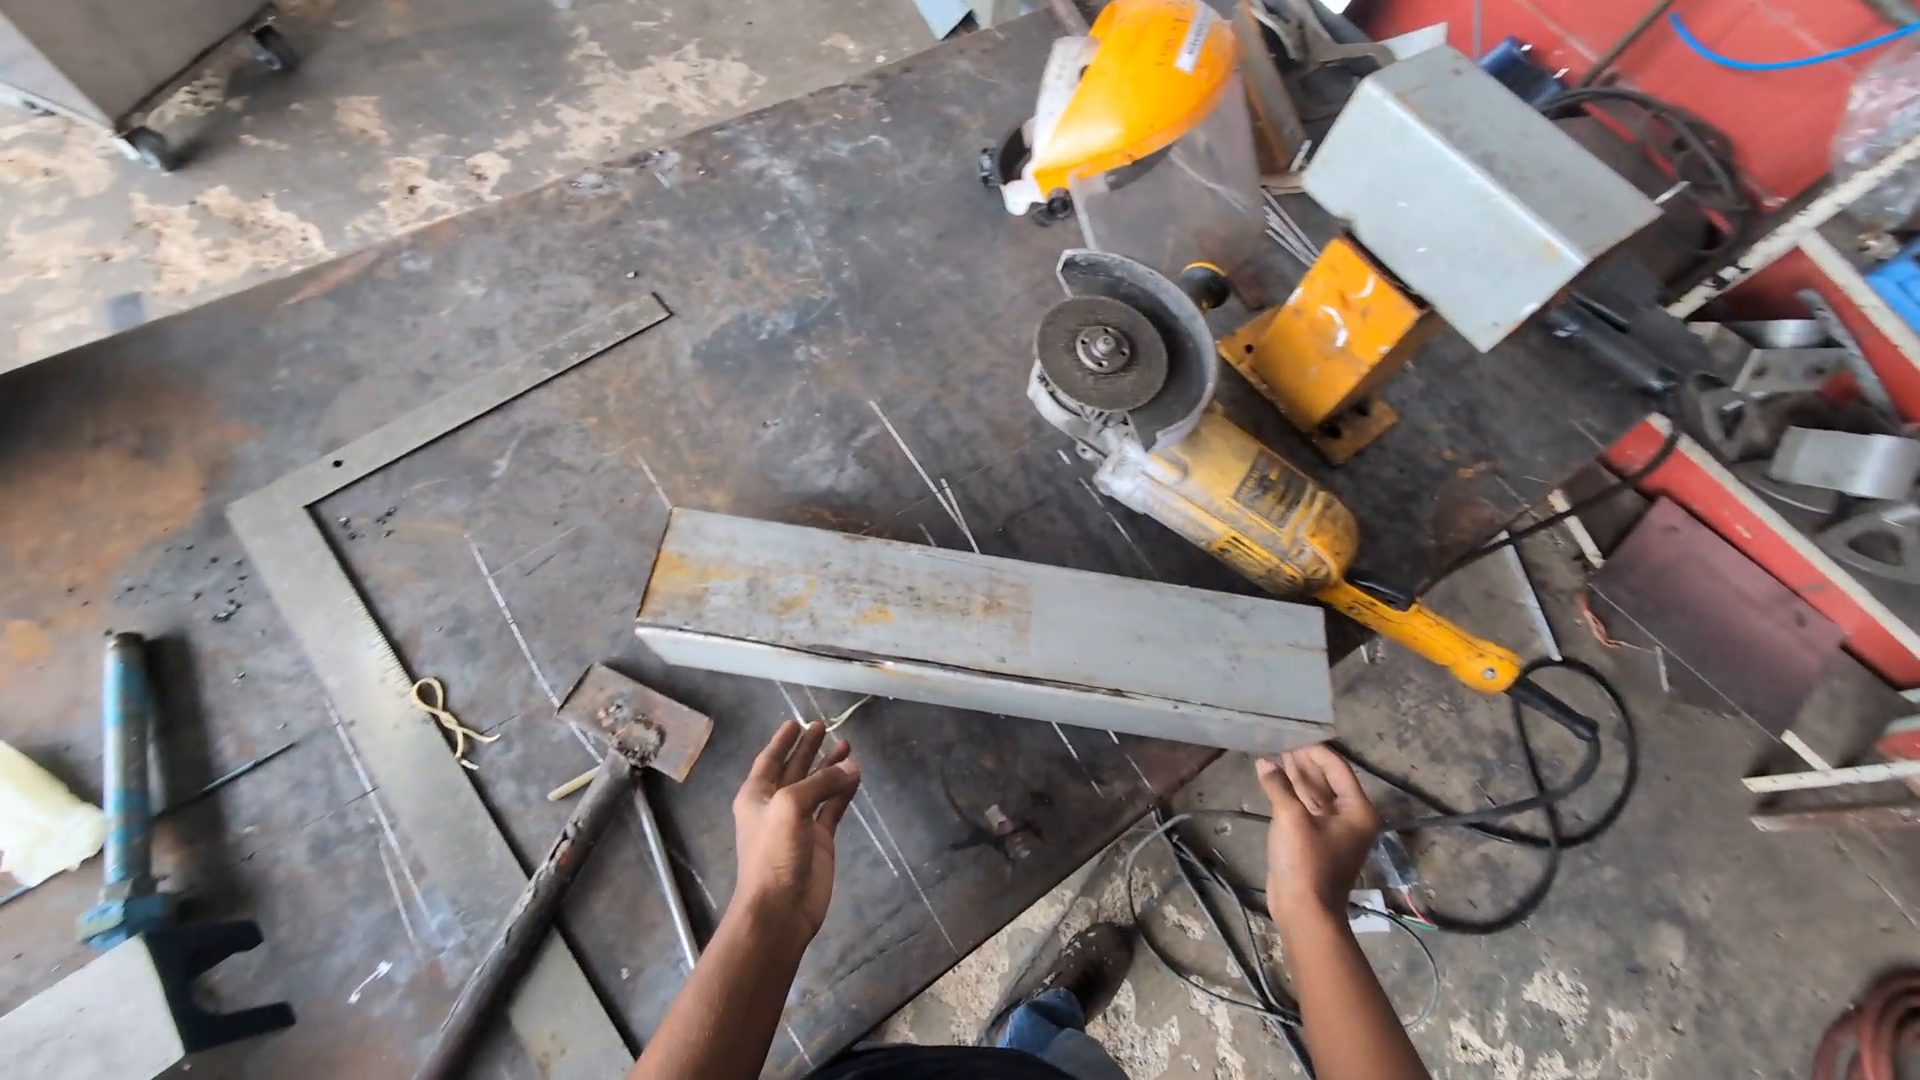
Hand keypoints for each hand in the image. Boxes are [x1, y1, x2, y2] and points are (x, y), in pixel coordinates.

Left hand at [730, 720, 861, 939]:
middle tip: (823, 725)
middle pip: (794, 768)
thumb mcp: (791, 806)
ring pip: (817, 786)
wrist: (779, 909)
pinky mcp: (819, 840)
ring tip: (847, 744)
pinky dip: (843, 791)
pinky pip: (833, 807)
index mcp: (757, 796)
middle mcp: (776, 806)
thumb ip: (821, 783)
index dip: (782, 740)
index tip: (795, 721)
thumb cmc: (773, 853)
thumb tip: (852, 767)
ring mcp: (799, 824)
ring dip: (830, 766)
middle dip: (808, 748)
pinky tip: (856, 776)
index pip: (770, 760)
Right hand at [1257, 745, 1378, 929]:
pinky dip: (1290, 792)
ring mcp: (1331, 829)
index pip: (1337, 769)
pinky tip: (1273, 777)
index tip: (1294, 733)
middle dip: (1305, 761)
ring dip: (1296, 775)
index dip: (1316, 751)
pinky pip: (1304, 807)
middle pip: (1327, 779)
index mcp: (1357, 811)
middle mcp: (1349, 817)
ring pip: (1314, 793)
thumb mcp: (1291, 818)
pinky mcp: (1313, 839)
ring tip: (1276, 752)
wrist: (1304, 909)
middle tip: (1282, 739)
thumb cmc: (1306, 862)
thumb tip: (1264, 762)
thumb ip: (1279, 786)